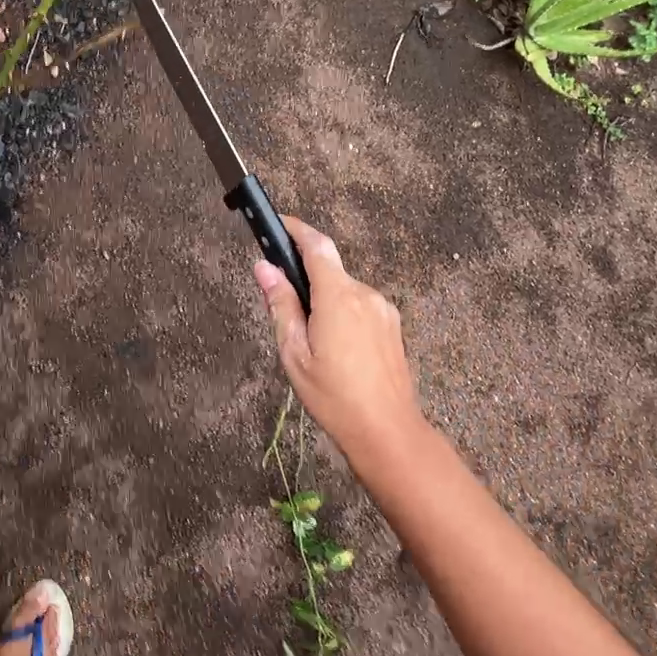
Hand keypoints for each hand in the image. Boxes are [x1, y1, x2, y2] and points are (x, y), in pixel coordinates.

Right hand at [254, 216, 423, 459]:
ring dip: (323, 302)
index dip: (296, 229)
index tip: (277, 222)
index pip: (316, 246)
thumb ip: (280, 304)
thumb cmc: (334, 396)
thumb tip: (264, 267)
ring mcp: (384, 311)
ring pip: (344, 291)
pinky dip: (341, 314)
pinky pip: (359, 307)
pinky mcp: (392, 327)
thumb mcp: (294, 352)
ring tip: (310, 342)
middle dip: (304, 280)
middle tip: (284, 312)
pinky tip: (334, 349)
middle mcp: (366, 295)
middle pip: (329, 271)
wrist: (388, 433)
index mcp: (338, 297)